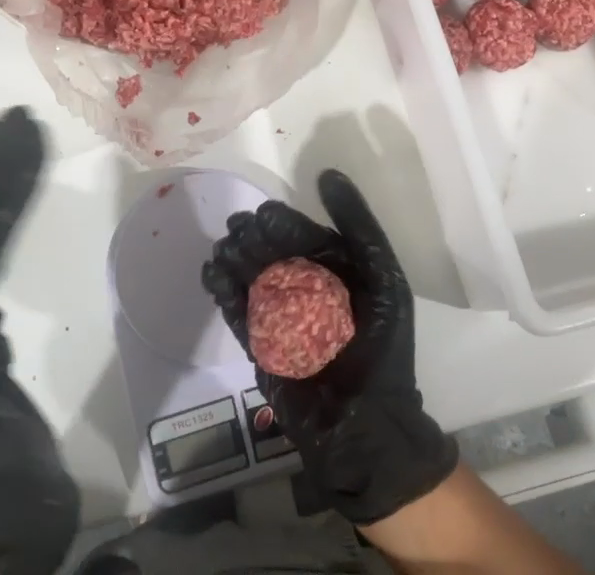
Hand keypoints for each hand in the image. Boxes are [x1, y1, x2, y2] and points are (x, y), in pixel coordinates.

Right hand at [201, 170, 457, 524]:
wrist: (363, 420)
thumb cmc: (380, 344)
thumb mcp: (381, 276)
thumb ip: (357, 224)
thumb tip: (327, 173)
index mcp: (335, 265)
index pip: (298, 230)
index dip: (278, 221)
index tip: (264, 219)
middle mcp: (305, 284)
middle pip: (268, 249)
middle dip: (251, 238)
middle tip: (237, 234)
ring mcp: (279, 313)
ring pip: (247, 274)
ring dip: (233, 258)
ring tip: (224, 253)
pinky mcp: (259, 341)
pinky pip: (235, 309)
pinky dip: (221, 290)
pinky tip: (213, 274)